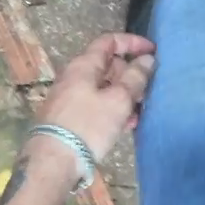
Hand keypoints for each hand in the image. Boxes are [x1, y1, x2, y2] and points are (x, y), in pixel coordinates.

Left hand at [33, 33, 155, 161]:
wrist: (51, 164)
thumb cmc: (88, 126)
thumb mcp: (118, 100)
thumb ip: (135, 77)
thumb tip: (147, 59)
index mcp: (84, 65)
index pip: (109, 41)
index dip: (132, 42)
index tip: (152, 52)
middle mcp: (74, 76)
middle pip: (107, 65)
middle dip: (130, 74)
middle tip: (147, 89)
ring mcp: (69, 98)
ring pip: (103, 88)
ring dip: (124, 95)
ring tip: (139, 112)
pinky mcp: (68, 118)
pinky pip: (95, 105)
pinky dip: (112, 109)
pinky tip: (125, 126)